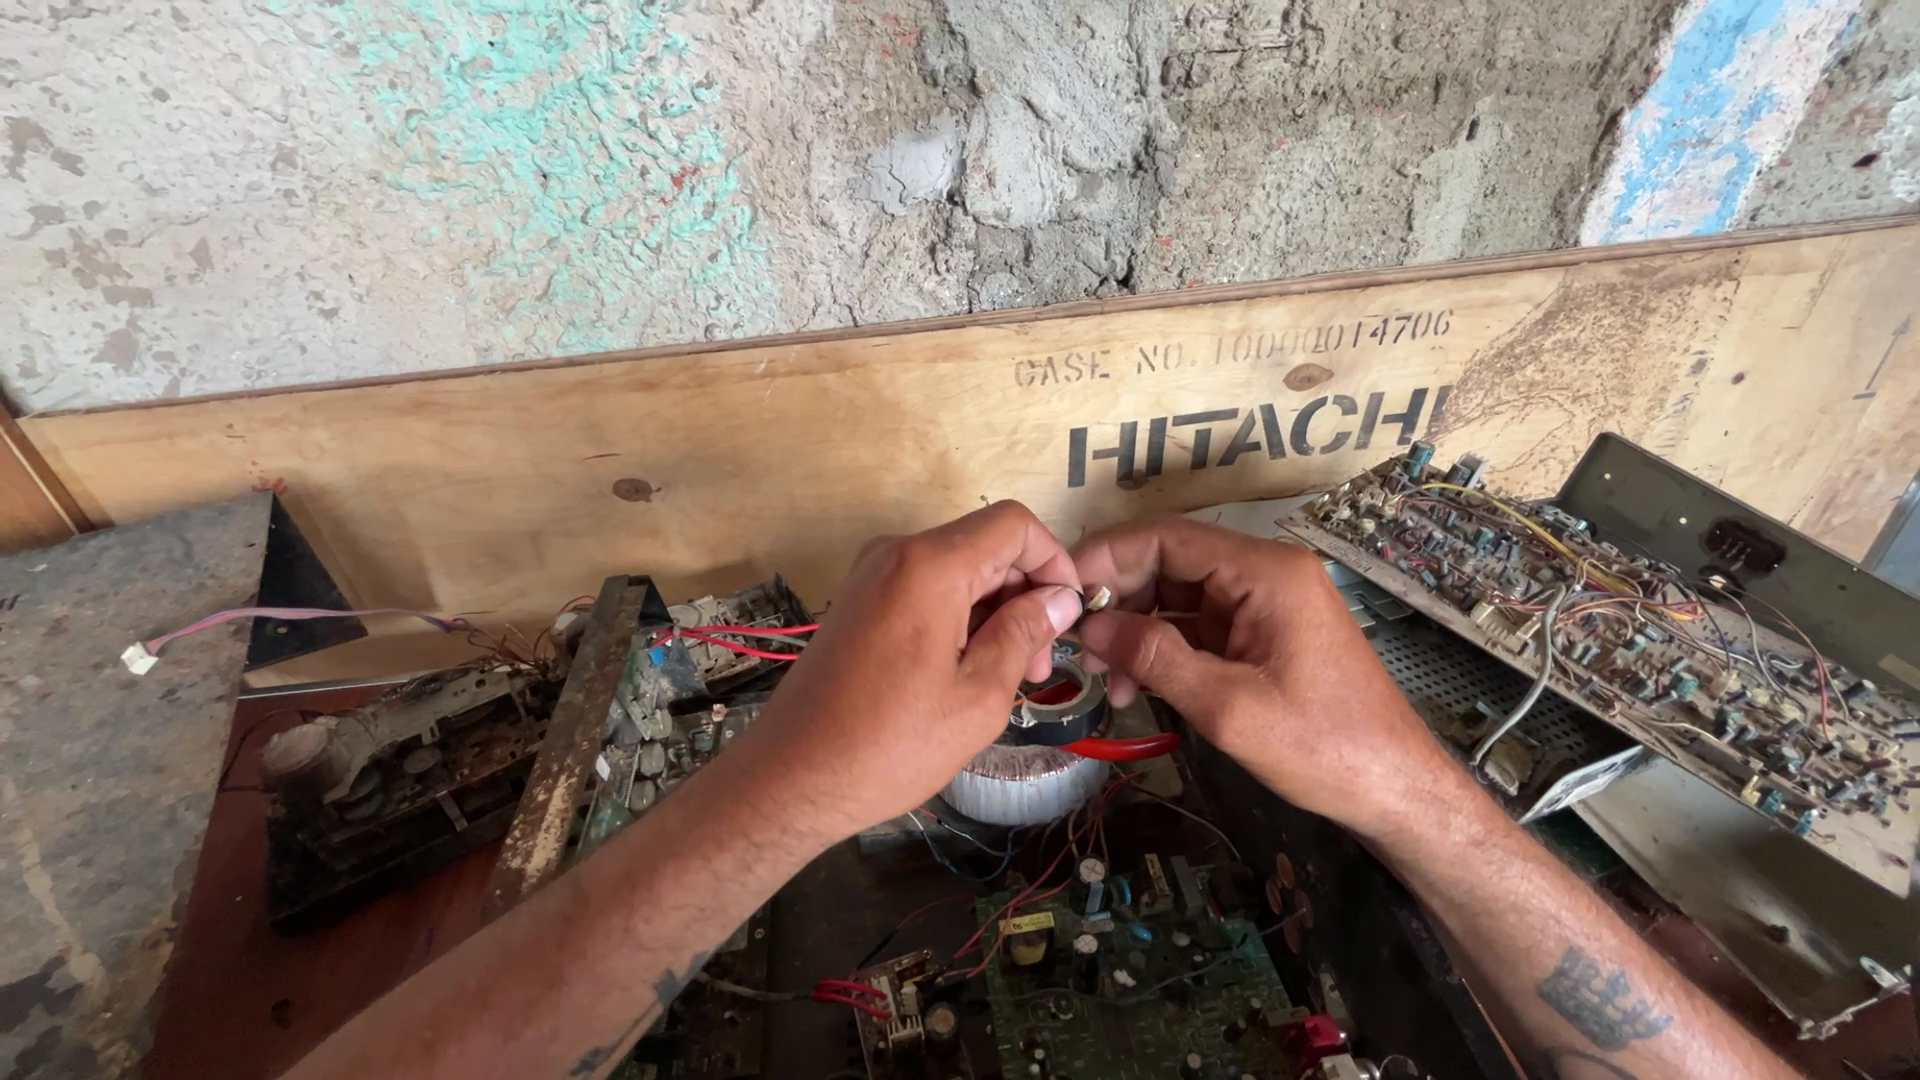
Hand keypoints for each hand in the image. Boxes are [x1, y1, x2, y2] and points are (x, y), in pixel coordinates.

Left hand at [722, 501, 1084, 845]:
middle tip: (1037, 666)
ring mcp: (872, 574)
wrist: (791, 777)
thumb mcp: (978, 696)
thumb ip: (1025, 635)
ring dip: (993, 611)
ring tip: (1004, 677)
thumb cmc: (889, 744)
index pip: (1014, 525)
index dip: (1054, 561)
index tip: (1068, 614)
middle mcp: (896, 552)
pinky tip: (965, 670)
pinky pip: (925, 588)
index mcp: (929, 565)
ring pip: (958, 570)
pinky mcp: (859, 600)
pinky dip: (958, 616)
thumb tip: (1059, 600)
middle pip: (985, 546)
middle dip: (1024, 595)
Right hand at [1072, 518, 1461, 842]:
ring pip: (1177, 595)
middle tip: (1076, 641)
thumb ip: (1154, 657)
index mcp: (1265, 572)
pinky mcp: (1259, 633)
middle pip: (1169, 562)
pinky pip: (1196, 625)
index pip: (1166, 538)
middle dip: (1117, 598)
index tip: (1062, 589)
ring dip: (1135, 629)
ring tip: (1102, 674)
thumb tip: (1089, 624)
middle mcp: (1263, 574)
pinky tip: (1134, 684)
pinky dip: (1161, 649)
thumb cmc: (1322, 748)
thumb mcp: (1227, 706)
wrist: (1396, 792)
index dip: (1107, 557)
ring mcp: (1262, 603)